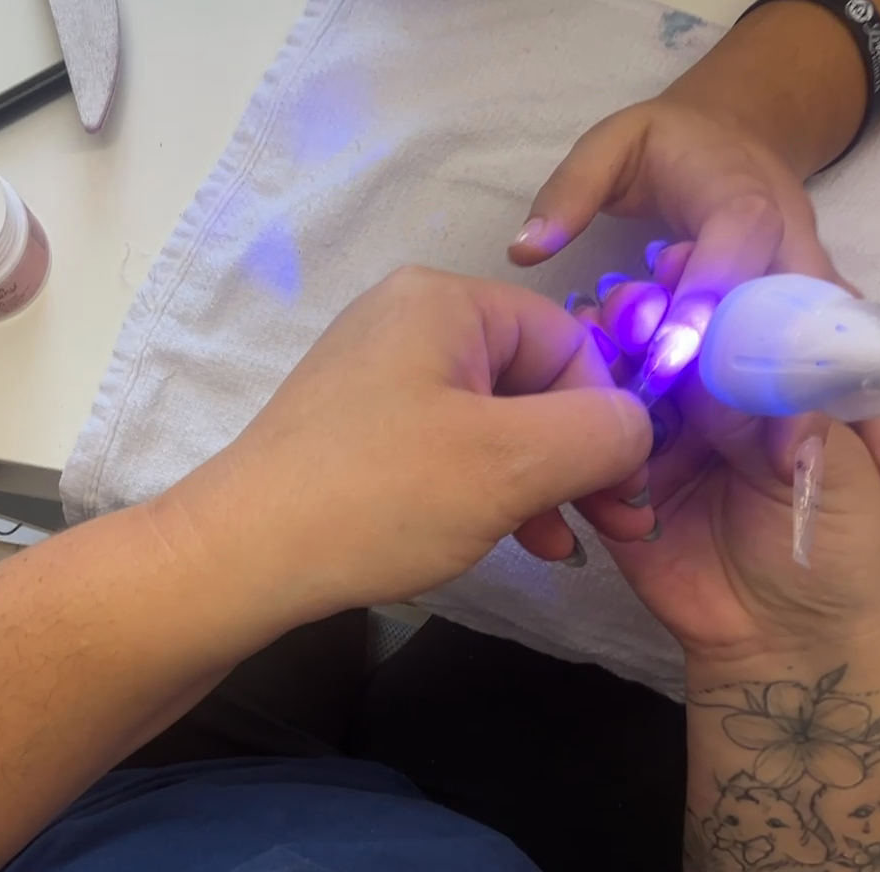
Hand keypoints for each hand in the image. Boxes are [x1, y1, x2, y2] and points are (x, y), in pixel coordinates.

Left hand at [158, 268, 660, 621]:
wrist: (243, 558)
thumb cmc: (379, 498)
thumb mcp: (511, 463)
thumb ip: (602, 432)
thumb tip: (635, 426)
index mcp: (443, 304)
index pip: (567, 341)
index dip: (608, 416)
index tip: (629, 493)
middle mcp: (406, 325)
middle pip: (528, 383)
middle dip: (576, 458)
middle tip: (616, 525)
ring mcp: (375, 380)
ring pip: (489, 424)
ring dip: (536, 483)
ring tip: (561, 544)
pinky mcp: (357, 432)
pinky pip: (444, 449)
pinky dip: (483, 490)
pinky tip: (507, 537)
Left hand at [514, 97, 879, 491]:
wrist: (735, 131)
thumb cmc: (667, 147)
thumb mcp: (614, 148)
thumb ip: (572, 192)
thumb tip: (526, 249)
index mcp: (741, 201)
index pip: (730, 249)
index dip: (706, 303)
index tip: (670, 364)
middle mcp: (792, 244)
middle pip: (805, 310)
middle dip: (801, 378)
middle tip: (791, 455)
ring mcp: (812, 281)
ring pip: (840, 346)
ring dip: (864, 408)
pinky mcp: (814, 314)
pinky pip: (843, 365)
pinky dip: (874, 413)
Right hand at [569, 290, 879, 662]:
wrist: (778, 644)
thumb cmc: (837, 557)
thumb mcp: (838, 480)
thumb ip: (799, 419)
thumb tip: (747, 360)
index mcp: (773, 390)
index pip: (740, 322)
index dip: (712, 289)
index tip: (682, 266)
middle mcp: (712, 407)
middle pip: (670, 343)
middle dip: (646, 317)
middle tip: (627, 311)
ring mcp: (658, 443)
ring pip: (622, 384)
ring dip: (602, 357)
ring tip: (588, 342)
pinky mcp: (615, 484)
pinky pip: (589, 444)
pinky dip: (575, 418)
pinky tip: (566, 400)